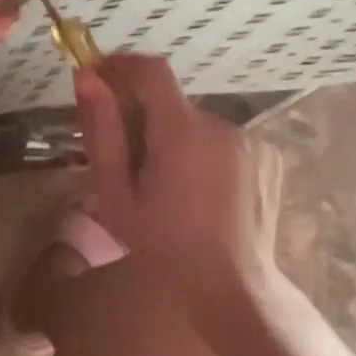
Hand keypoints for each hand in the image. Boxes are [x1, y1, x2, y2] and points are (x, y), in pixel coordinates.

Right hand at [75, 55, 277, 316]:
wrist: (233, 290)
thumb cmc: (162, 244)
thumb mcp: (115, 191)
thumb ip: (101, 129)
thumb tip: (86, 77)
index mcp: (182, 130)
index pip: (151, 69)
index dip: (120, 65)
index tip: (97, 78)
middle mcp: (223, 125)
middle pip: (170, 101)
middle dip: (142, 115)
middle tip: (123, 157)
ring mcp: (251, 142)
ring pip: (194, 122)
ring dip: (171, 136)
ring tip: (162, 182)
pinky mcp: (269, 159)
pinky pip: (220, 140)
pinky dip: (200, 151)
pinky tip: (196, 191)